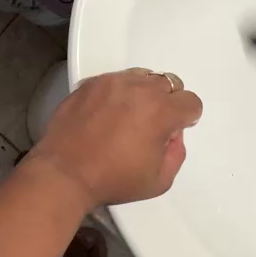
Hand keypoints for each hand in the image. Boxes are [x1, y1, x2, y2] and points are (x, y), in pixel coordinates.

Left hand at [27, 68, 202, 207]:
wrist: (65, 171)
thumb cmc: (112, 179)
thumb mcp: (159, 180)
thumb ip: (176, 153)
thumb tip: (172, 134)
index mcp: (160, 111)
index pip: (190, 101)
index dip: (187, 117)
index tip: (174, 129)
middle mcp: (138, 89)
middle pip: (168, 83)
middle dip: (167, 102)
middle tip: (152, 124)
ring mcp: (111, 82)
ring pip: (142, 76)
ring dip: (143, 92)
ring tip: (130, 116)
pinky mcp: (90, 82)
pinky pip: (115, 78)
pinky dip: (118, 91)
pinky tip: (108, 112)